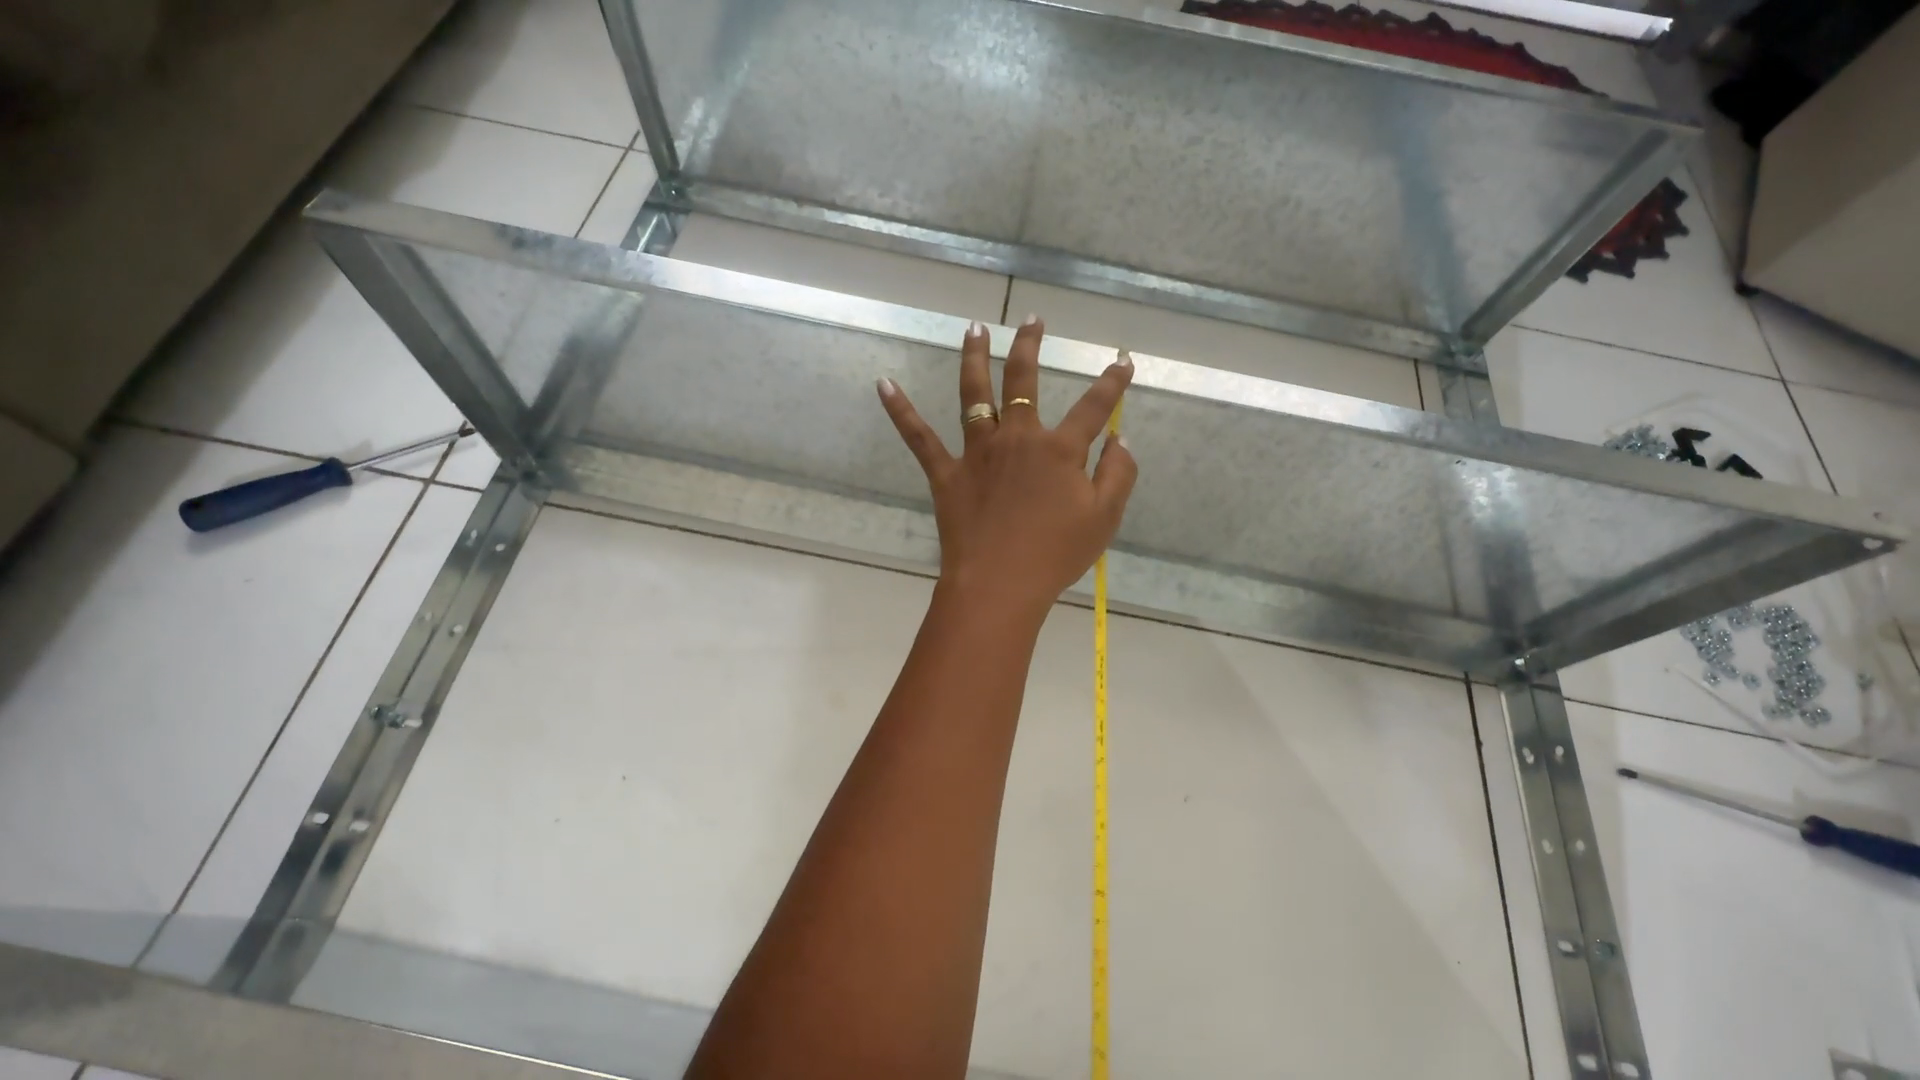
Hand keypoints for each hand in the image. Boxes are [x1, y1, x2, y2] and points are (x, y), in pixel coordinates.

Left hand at [876, 317, 1136, 618]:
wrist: (999, 583)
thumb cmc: (1055, 554)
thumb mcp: (1104, 518)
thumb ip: (1118, 474)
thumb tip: (1121, 440)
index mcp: (1059, 450)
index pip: (1093, 407)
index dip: (1112, 383)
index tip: (1122, 360)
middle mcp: (1017, 438)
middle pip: (1023, 380)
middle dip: (1029, 345)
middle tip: (1032, 320)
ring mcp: (977, 452)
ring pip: (974, 394)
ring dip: (973, 357)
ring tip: (974, 328)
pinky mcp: (946, 473)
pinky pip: (919, 436)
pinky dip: (900, 409)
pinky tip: (883, 383)